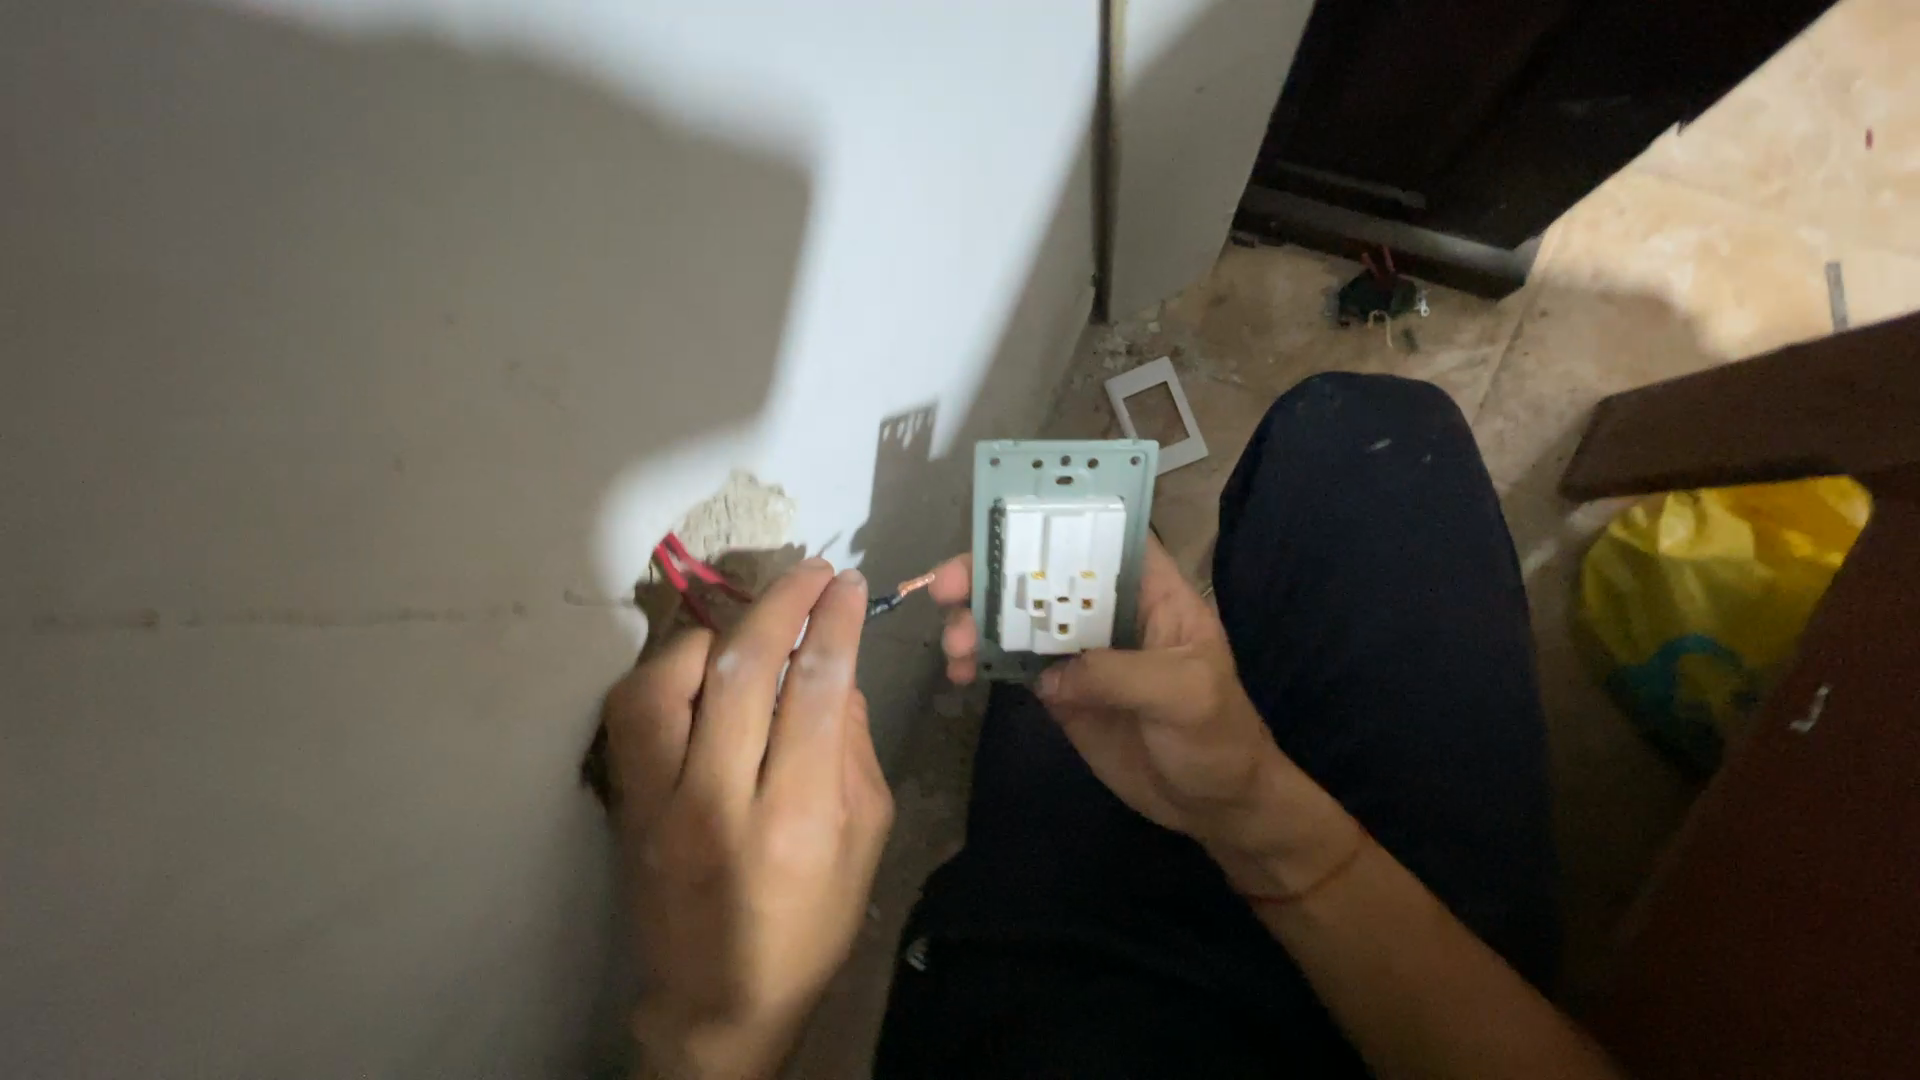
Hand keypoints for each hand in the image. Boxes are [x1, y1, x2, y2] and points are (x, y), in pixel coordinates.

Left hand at [602, 559, 892, 1078]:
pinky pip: (633, 707)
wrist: (717, 998)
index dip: (835, 622)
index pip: (815, 687)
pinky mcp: (625, 802)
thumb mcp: (866, 835)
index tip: (848, 586)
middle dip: (784, 603)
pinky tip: (703, 666)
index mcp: (797, 816)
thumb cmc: (811, 922)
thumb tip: (836, 670)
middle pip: (743, 669)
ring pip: (672, 678)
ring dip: (721, 631)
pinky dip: (669, 667)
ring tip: (756, 624)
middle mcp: (718, 800)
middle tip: (812, 572)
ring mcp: (658, 800)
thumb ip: (853, 745)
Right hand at [932, 540, 1351, 889]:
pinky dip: (982, 663)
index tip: (1002, 519)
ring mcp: (1078, 649)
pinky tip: (961, 674)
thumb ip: (1119, 673)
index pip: (1102, 537)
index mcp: (1149, 592)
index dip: (1056, 520)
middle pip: (1045, 573)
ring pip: (1019, 616)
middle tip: (949, 589)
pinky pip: (1012, 663)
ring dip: (979, 620)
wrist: (1211, 804)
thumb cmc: (1217, 736)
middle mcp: (1107, 609)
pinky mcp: (1058, 688)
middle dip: (993, 573)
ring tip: (954, 646)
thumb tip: (1049, 673)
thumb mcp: (1184, 694)